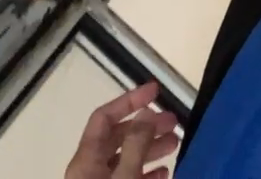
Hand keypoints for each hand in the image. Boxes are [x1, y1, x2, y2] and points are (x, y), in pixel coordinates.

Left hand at [66, 81, 181, 178]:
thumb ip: (136, 144)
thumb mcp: (125, 175)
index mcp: (86, 158)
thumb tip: (146, 111)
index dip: (129, 99)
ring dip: (151, 147)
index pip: (104, 116)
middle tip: (173, 121)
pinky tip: (163, 171)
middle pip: (118, 136)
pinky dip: (146, 171)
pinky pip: (128, 177)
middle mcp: (89, 168)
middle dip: (148, 125)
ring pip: (126, 157)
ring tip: (174, 143)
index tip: (156, 90)